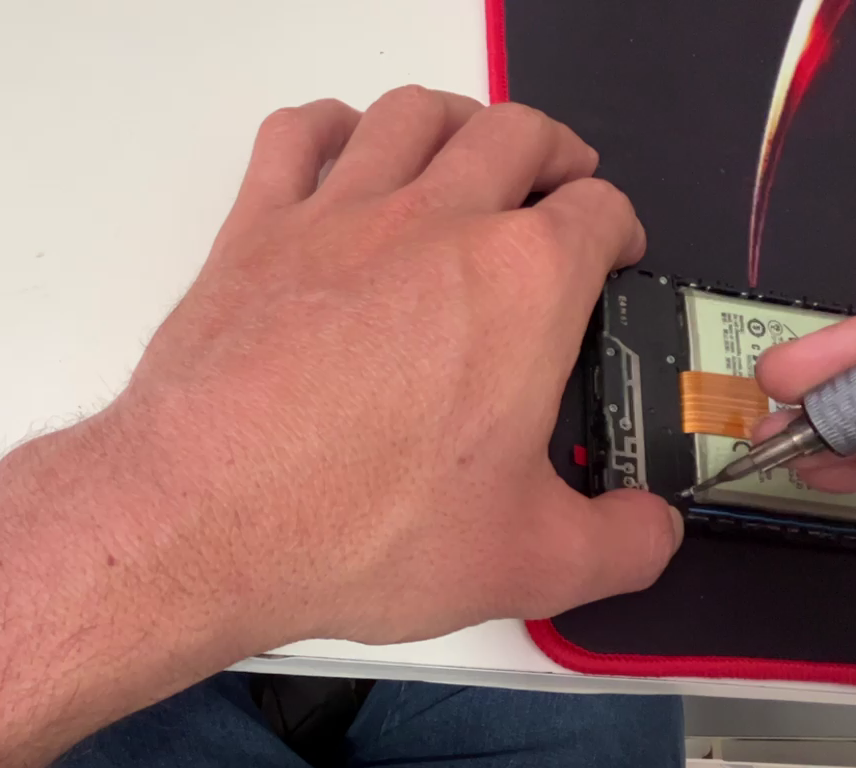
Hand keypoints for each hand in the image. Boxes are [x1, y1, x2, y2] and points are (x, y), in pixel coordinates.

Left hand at [87, 88, 679, 646]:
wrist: (206, 522)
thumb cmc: (358, 531)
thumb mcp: (526, 564)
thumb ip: (619, 544)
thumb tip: (650, 528)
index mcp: (522, 285)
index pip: (599, 215)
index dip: (618, 230)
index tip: (611, 257)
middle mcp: (433, 225)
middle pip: (516, 136)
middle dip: (553, 154)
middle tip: (557, 189)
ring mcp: (335, 219)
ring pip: (413, 116)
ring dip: (456, 122)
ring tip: (468, 155)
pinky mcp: (252, 235)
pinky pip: (297, 137)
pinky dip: (331, 128)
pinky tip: (343, 154)